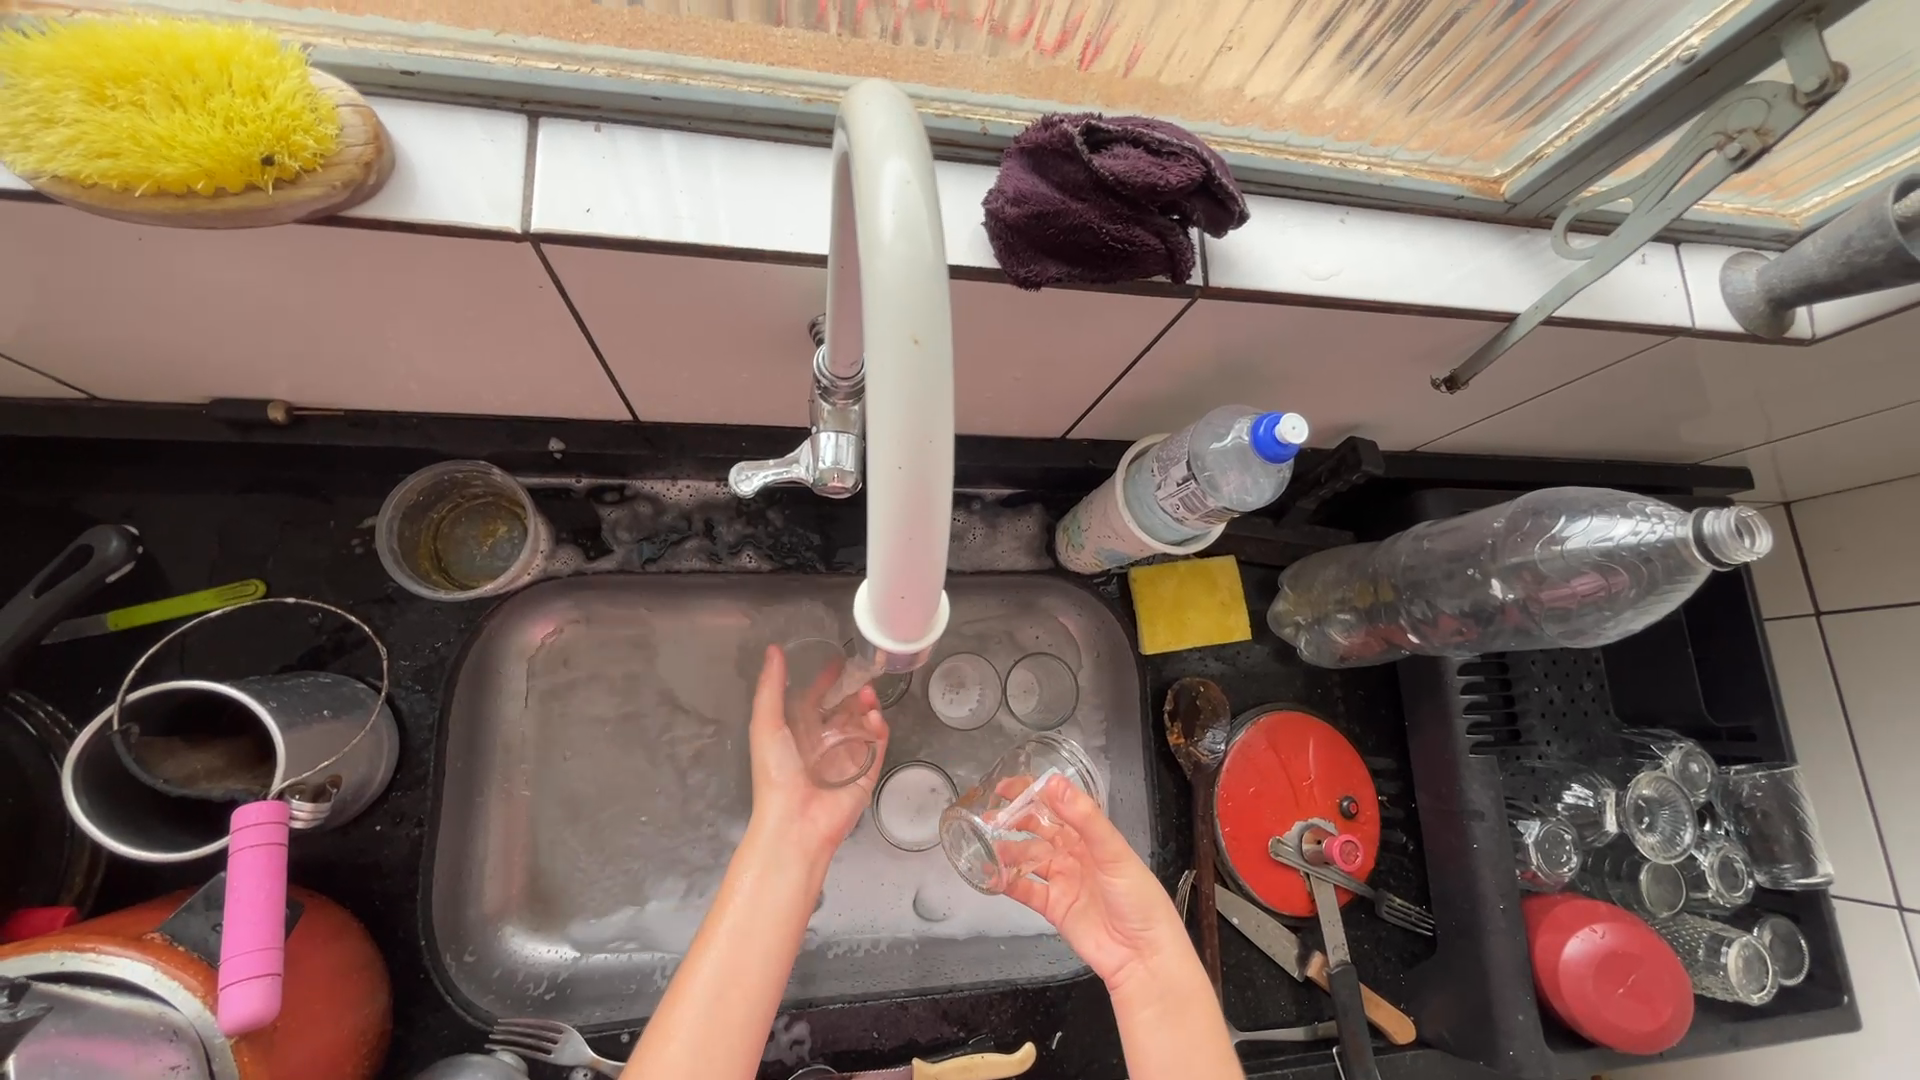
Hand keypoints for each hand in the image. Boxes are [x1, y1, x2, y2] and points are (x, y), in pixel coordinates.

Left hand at [746, 645, 888, 866]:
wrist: (794, 823)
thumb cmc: (776, 773)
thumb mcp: (766, 724)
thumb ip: (770, 687)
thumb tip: (773, 650)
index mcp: (800, 732)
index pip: (817, 699)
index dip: (827, 681)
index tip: (838, 663)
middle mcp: (825, 742)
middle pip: (845, 708)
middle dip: (853, 691)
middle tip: (862, 677)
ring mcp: (847, 756)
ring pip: (863, 722)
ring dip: (867, 706)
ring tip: (867, 695)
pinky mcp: (866, 771)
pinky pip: (877, 744)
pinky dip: (879, 728)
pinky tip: (874, 717)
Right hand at [1004, 775, 1189, 992]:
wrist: (1143, 956)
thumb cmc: (1138, 898)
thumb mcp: (1113, 852)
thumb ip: (1084, 818)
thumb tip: (1054, 783)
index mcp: (1091, 835)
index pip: (1058, 805)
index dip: (1033, 793)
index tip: (1007, 786)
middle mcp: (1074, 853)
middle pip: (1038, 830)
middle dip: (1014, 819)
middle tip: (990, 815)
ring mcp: (1062, 880)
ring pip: (1028, 859)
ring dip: (1008, 851)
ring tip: (986, 845)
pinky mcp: (1053, 907)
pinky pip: (1025, 890)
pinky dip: (1007, 883)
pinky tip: (991, 876)